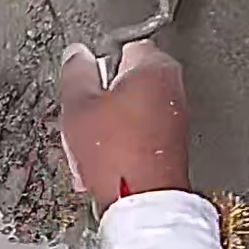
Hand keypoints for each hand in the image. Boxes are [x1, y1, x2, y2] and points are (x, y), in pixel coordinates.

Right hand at [56, 41, 190, 214]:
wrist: (140, 200)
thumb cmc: (115, 153)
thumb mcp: (78, 106)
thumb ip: (75, 74)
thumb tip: (76, 55)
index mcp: (153, 67)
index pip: (121, 48)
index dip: (94, 69)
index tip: (81, 86)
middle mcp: (171, 87)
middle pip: (122, 84)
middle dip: (98, 102)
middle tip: (81, 120)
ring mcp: (172, 117)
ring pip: (126, 113)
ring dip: (103, 128)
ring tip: (87, 148)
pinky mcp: (167, 145)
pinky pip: (134, 137)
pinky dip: (116, 147)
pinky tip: (101, 164)